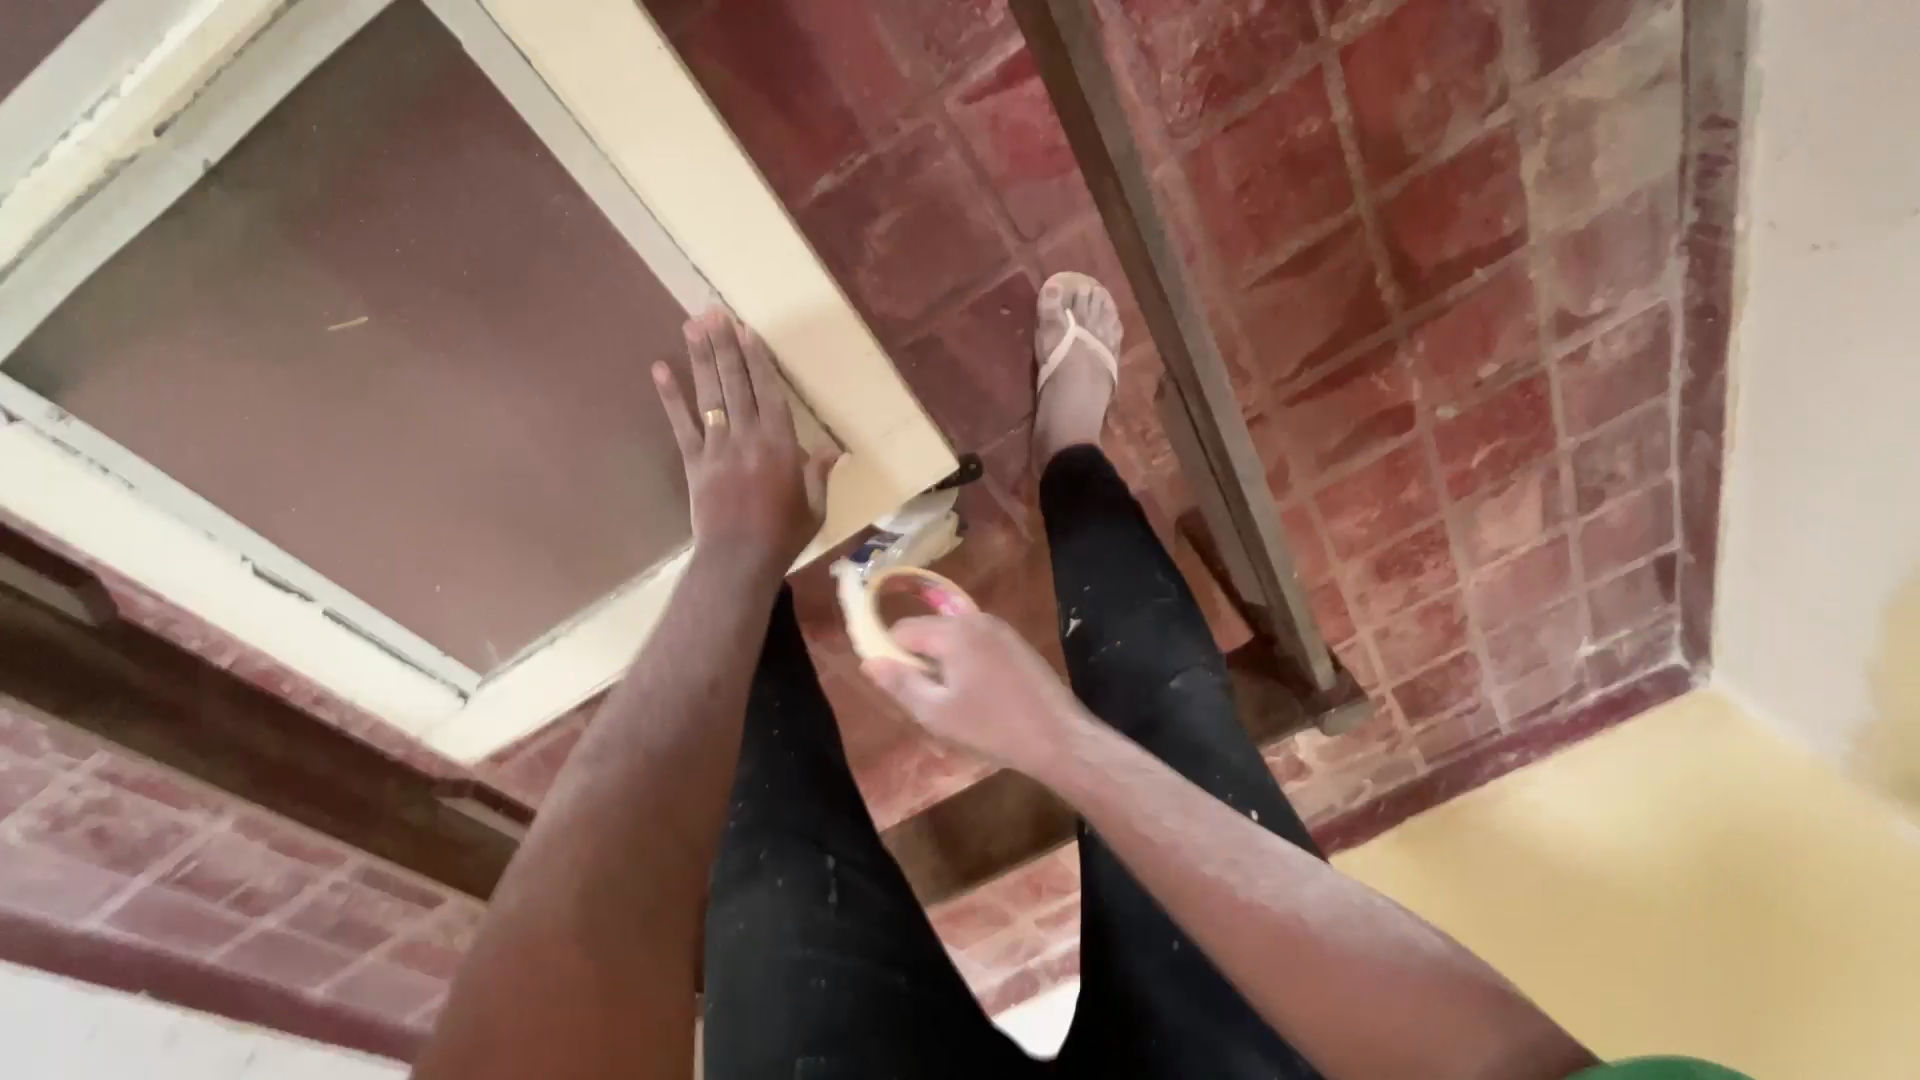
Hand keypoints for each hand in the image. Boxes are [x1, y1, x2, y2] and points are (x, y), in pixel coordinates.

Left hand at [654, 310, 836, 575]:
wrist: (739, 561)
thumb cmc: (783, 536)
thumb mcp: (814, 507)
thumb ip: (819, 475)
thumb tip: (833, 450)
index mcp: (781, 445)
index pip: (768, 392)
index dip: (757, 360)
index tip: (747, 330)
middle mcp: (748, 437)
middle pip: (736, 383)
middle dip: (725, 345)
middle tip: (714, 312)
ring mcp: (717, 448)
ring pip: (709, 395)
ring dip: (700, 358)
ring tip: (692, 325)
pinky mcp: (693, 463)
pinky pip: (681, 425)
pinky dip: (670, 396)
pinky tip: (660, 368)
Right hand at [862, 613, 1096, 777]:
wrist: (1058, 737)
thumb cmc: (992, 728)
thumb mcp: (936, 712)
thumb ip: (900, 684)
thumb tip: (869, 662)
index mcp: (954, 631)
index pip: (903, 629)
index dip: (892, 655)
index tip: (899, 688)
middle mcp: (977, 619)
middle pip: (930, 631)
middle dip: (921, 661)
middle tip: (929, 702)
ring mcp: (1002, 630)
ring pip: (955, 639)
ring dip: (945, 664)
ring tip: (956, 703)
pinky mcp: (1019, 645)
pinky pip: (978, 645)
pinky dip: (969, 664)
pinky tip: (981, 699)